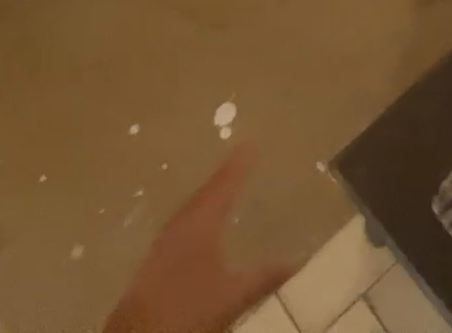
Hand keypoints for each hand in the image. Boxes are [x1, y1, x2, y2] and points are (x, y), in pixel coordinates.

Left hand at [104, 145, 292, 332]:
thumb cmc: (187, 310)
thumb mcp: (233, 296)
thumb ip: (264, 277)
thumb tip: (297, 260)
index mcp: (200, 224)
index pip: (223, 185)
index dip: (238, 165)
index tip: (251, 141)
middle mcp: (180, 226)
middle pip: (205, 193)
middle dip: (224, 177)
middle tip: (241, 160)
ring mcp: (163, 245)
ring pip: (191, 210)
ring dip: (209, 197)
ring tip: (225, 189)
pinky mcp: (153, 265)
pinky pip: (183, 227)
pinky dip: (198, 218)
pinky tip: (202, 230)